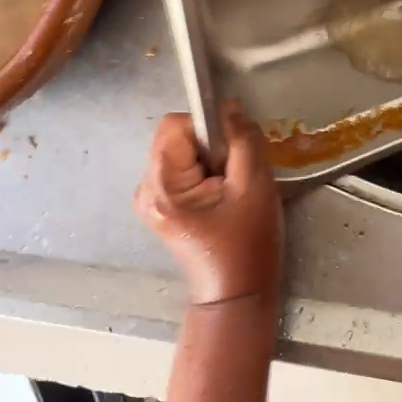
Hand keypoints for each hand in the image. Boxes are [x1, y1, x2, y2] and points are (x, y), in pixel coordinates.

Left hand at [135, 105, 283, 305]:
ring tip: (230, 187)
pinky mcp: (163, 206)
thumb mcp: (255, 185)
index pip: (175, 125)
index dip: (208, 125)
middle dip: (211, 144)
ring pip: (182, 151)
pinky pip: (183, 168)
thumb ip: (243, 139)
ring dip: (210, 158)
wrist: (238, 293)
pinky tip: (222, 195)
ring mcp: (151, 199)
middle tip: (234, 174)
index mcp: (162, 186)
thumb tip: (230, 107)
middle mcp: (146, 189)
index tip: (233, 148)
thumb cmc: (247, 243)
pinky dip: (205, 171)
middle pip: (176, 137)